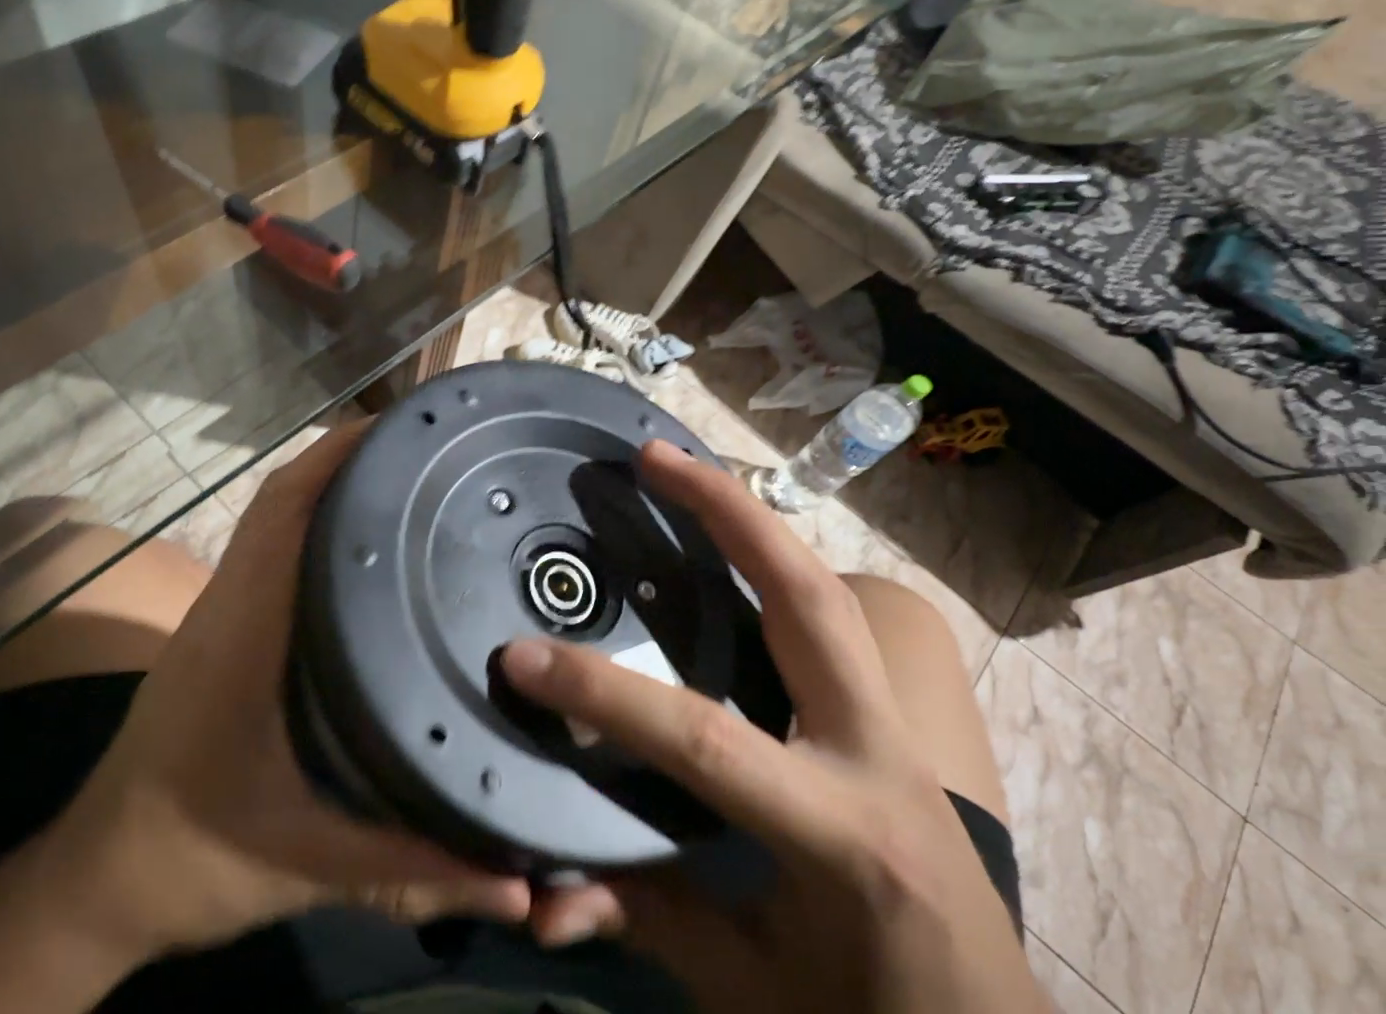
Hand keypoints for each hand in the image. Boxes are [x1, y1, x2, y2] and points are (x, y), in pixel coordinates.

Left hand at [40, 422, 531, 959]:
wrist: (100, 879)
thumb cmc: (187, 859)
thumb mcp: (305, 866)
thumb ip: (410, 868)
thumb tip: (520, 882)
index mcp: (240, 639)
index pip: (283, 515)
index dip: (339, 457)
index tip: (407, 427)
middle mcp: (226, 612)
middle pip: (282, 503)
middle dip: (351, 460)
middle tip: (437, 452)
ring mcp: (217, 623)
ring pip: (273, 527)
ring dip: (334, 492)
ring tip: (419, 486)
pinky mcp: (219, 641)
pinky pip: (270, 561)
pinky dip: (317, 535)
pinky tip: (375, 560)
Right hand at [510, 441, 1041, 1012]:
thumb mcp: (747, 982)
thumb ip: (647, 920)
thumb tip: (542, 898)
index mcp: (842, 832)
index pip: (704, 740)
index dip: (605, 694)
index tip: (521, 658)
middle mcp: (879, 757)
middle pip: (809, 604)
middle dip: (731, 518)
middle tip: (654, 459)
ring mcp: (898, 731)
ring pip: (834, 599)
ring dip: (759, 528)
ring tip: (687, 477)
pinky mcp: (894, 727)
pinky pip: (836, 629)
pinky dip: (778, 575)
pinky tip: (731, 559)